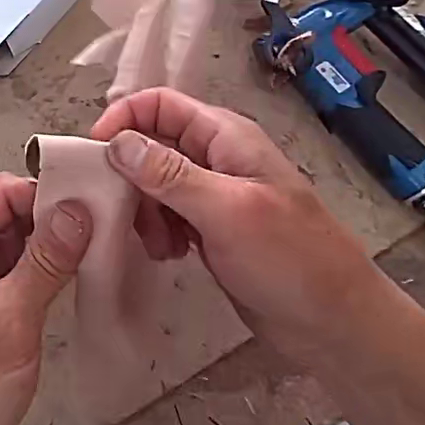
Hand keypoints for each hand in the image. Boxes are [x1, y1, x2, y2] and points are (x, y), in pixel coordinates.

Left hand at [0, 174, 89, 424]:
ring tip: (107, 240)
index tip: (96, 200)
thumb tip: (81, 207)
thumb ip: (45, 262)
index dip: (49, 191)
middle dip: (62, 215)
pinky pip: (33, 266)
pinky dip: (58, 265)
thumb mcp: (6, 322)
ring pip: (30, 238)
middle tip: (111, 220)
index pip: (6, 191)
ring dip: (64, 240)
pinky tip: (87, 267)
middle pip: (20, 211)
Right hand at [90, 88, 391, 362]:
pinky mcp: (212, 228)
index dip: (125, 119)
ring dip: (146, 209)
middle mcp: (217, 157)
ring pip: (157, 183)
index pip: (162, 105)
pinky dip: (161, 229)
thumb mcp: (226, 210)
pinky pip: (170, 215)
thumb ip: (171, 175)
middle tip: (123, 215)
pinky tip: (171, 254)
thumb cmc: (287, 256)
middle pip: (154, 144)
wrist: (331, 320)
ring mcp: (214, 194)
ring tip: (158, 245)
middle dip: (131, 175)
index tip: (93, 155)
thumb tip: (118, 142)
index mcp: (225, 136)